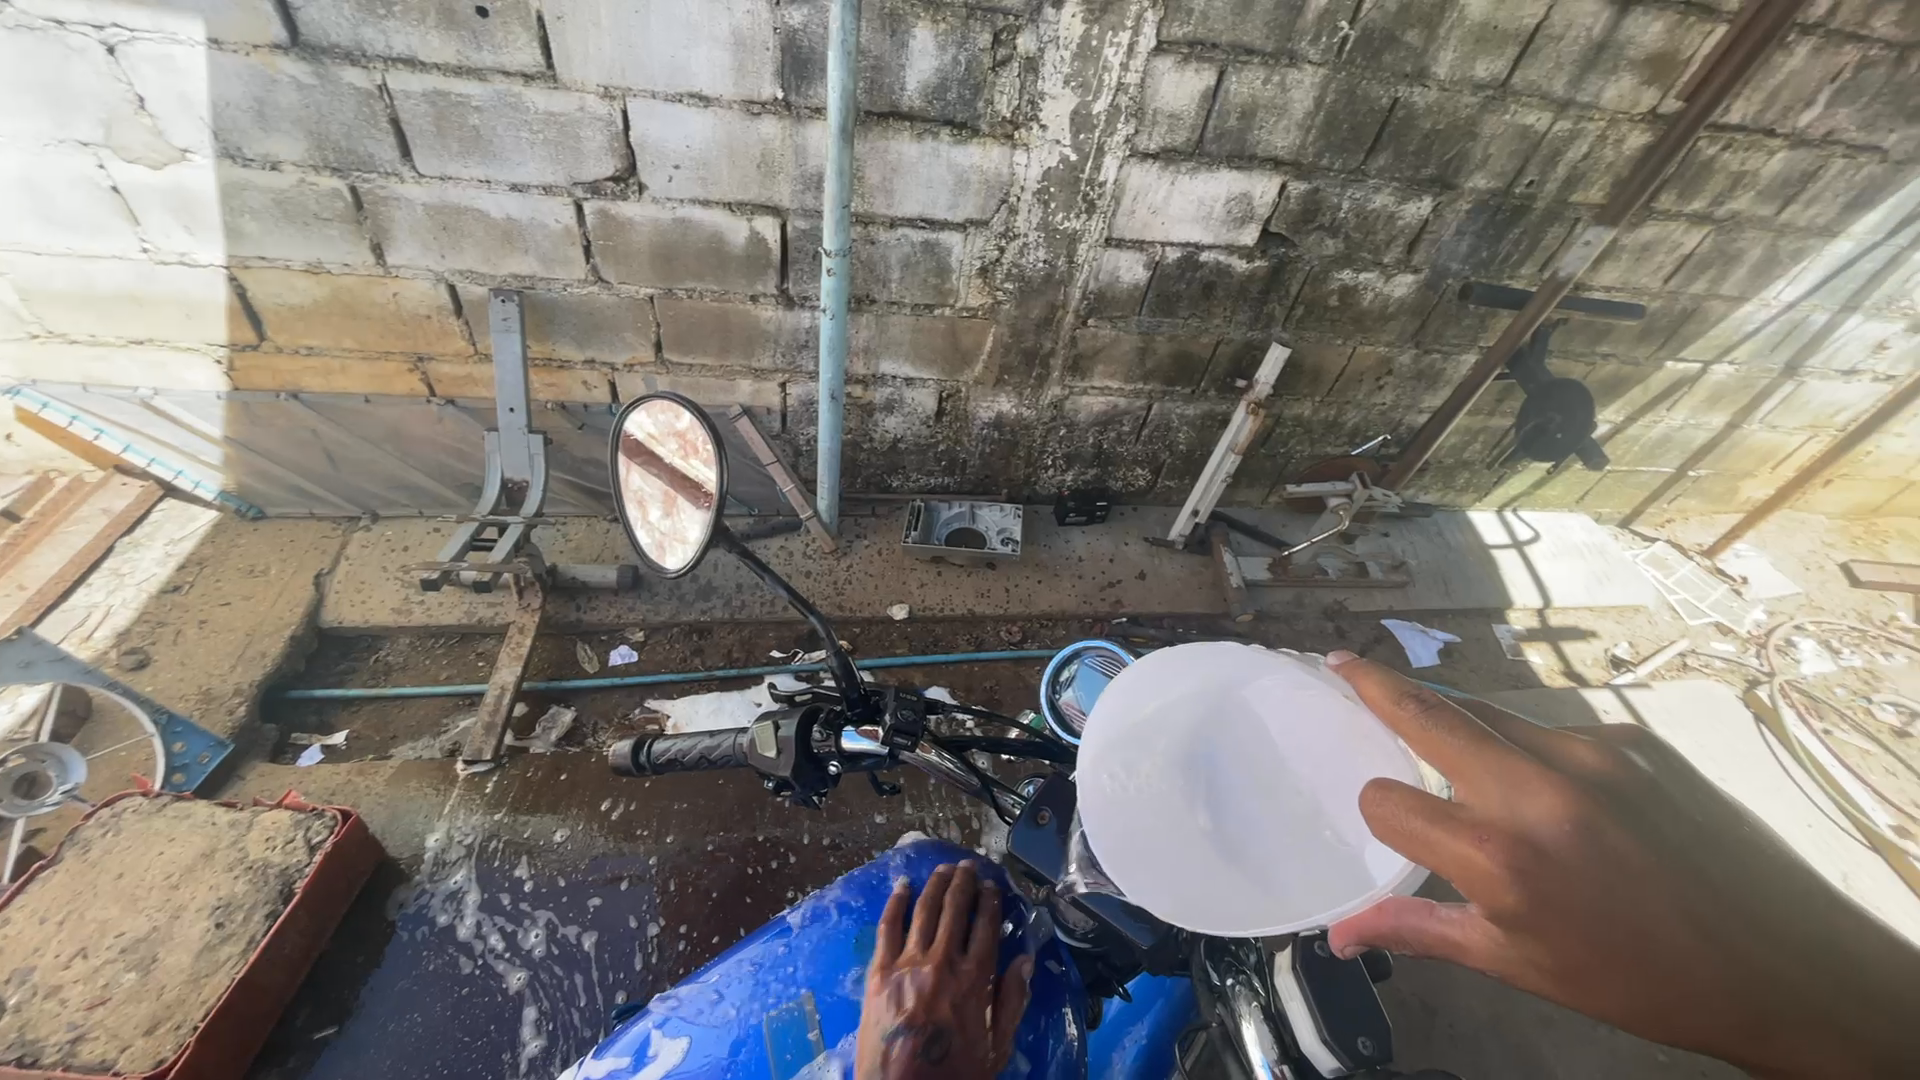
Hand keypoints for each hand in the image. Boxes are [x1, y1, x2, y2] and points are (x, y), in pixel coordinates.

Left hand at [856, 861, 1032, 1079]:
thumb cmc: (955, 1076)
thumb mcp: (996, 1048)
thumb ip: (1012, 1001)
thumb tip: (1025, 959)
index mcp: (974, 979)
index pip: (986, 924)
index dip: (990, 899)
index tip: (993, 885)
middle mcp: (942, 962)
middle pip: (955, 908)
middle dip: (964, 882)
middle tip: (968, 865)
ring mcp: (907, 964)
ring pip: (924, 910)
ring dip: (936, 884)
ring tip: (943, 869)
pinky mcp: (879, 972)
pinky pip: (887, 927)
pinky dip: (895, 902)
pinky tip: (902, 886)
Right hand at [1321, 651, 1919, 1079]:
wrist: (1798, 974)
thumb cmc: (1639, 979)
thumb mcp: (1519, 967)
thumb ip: (1418, 932)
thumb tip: (1338, 936)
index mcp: (1501, 859)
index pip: (1388, 801)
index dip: (1378, 811)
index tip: (1389, 823)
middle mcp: (1536, 790)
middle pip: (1426, 712)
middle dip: (1372, 682)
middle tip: (1337, 661)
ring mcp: (1589, 754)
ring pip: (1484, 711)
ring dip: (1449, 715)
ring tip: (1430, 720)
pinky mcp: (1631, 743)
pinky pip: (1546, 728)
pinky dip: (1522, 743)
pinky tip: (1548, 783)